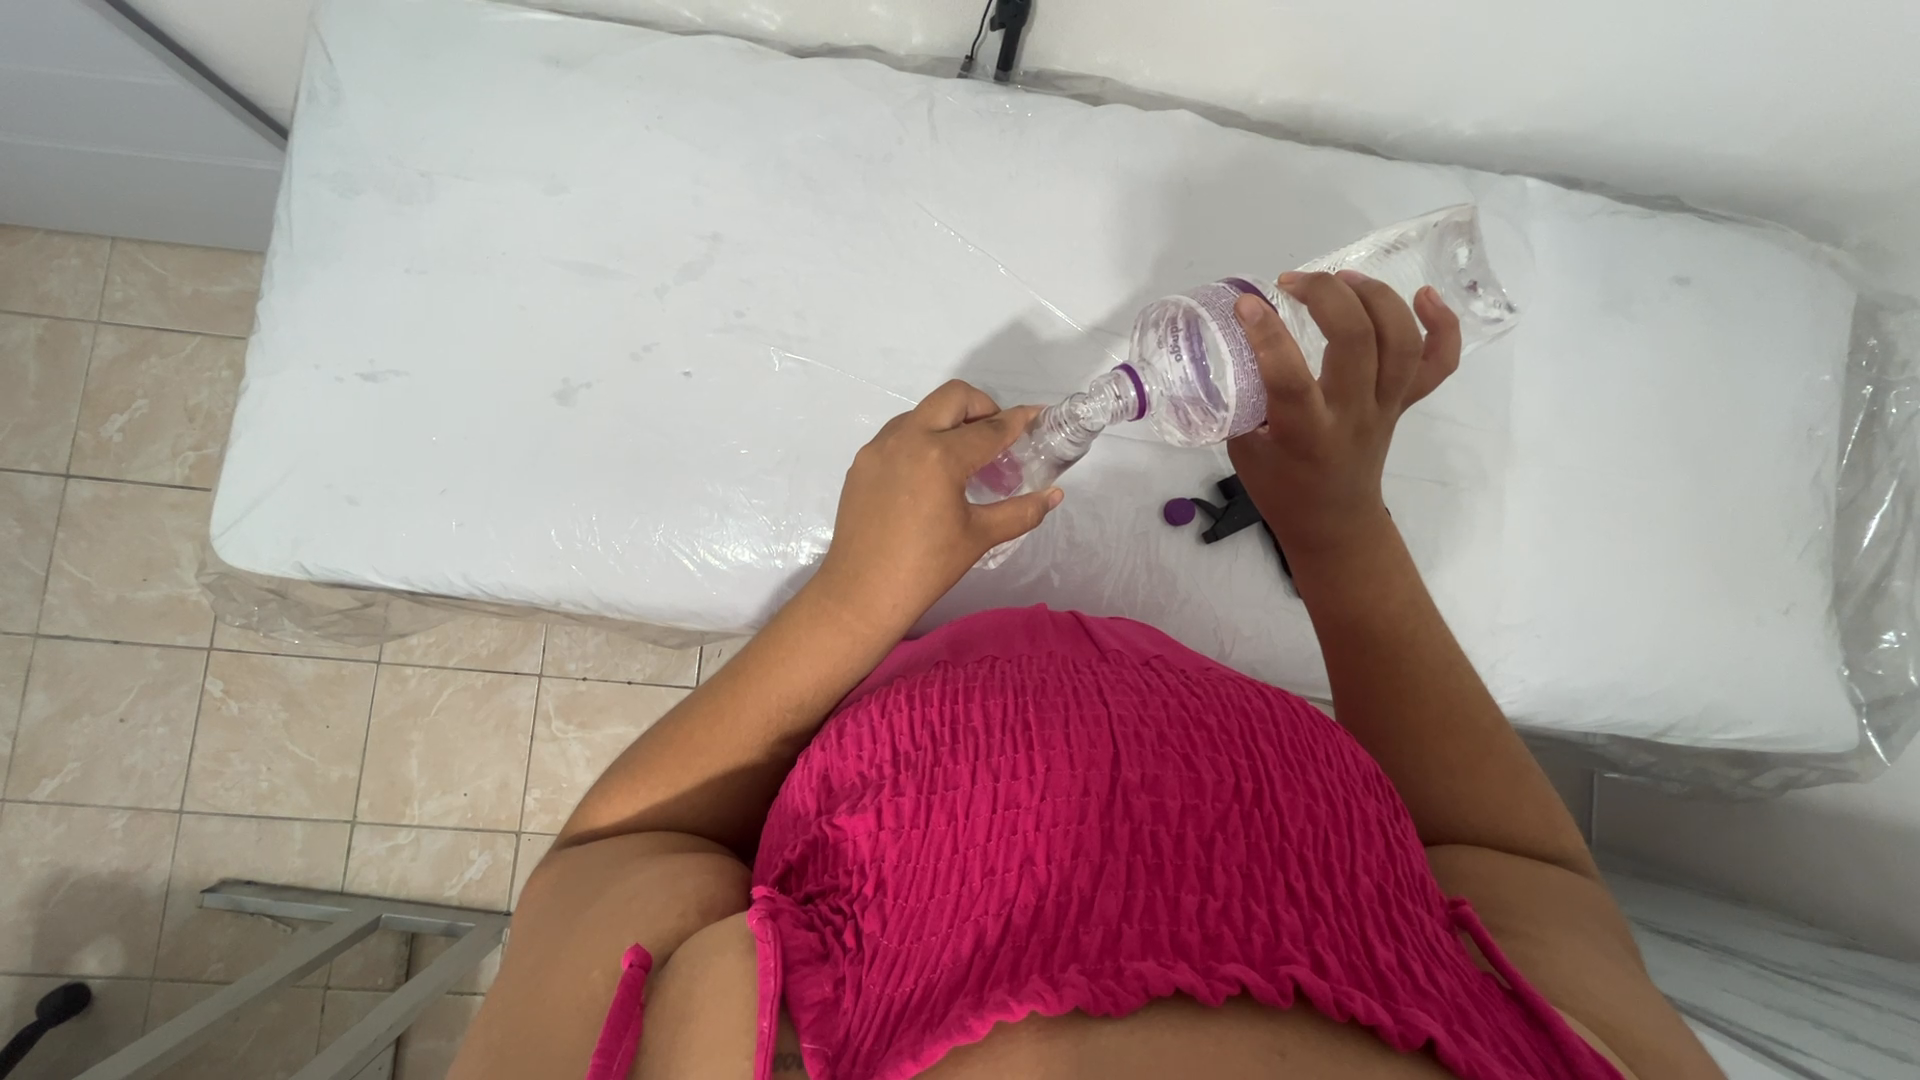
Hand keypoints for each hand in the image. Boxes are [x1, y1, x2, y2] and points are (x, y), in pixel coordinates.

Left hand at [814, 380, 1064, 631]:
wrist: (861, 593)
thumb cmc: (926, 568)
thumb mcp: (979, 536)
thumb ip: (1020, 511)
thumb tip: (1053, 495)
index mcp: (940, 456)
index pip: (990, 429)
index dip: (1018, 422)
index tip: (1035, 417)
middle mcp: (907, 438)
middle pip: (954, 397)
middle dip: (983, 407)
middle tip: (997, 440)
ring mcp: (879, 448)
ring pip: (923, 413)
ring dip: (950, 424)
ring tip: (965, 463)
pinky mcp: (862, 463)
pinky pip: (898, 435)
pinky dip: (922, 441)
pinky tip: (931, 479)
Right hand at [1226, 270, 1460, 559]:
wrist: (1333, 522)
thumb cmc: (1281, 490)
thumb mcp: (1244, 451)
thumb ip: (1242, 403)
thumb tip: (1234, 349)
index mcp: (1305, 434)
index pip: (1288, 376)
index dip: (1266, 334)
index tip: (1247, 304)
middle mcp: (1352, 415)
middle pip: (1357, 341)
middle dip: (1326, 295)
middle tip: (1293, 282)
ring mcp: (1385, 407)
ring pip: (1400, 340)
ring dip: (1374, 297)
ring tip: (1342, 278)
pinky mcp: (1403, 404)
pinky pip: (1437, 363)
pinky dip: (1441, 324)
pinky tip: (1422, 295)